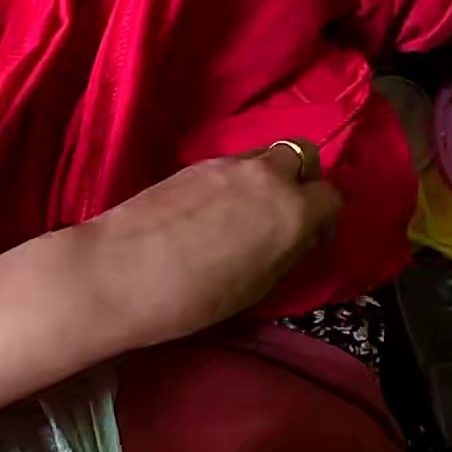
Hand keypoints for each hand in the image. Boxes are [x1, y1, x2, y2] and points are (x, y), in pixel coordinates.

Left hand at [59, 142, 342, 349]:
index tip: (312, 234)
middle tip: (284, 212)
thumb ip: (288, 250)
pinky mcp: (196, 162)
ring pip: (265, 156)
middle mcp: (267, 175)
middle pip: (302, 155)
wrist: (119, 270)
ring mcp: (229, 163)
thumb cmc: (196, 296)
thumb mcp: (258, 286)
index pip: (332, 195)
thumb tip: (300, 234)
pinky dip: (238, 179)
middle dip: (302, 178)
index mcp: (292, 210)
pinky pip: (234, 163)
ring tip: (245, 212)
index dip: (325, 215)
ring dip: (268, 176)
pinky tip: (213, 210)